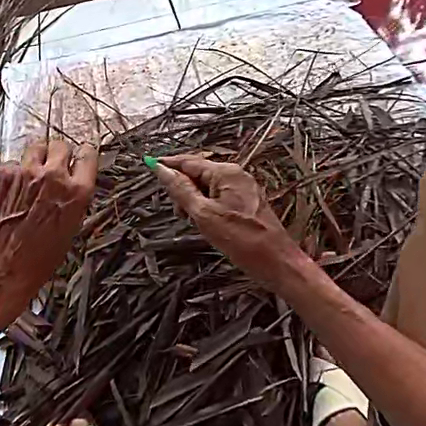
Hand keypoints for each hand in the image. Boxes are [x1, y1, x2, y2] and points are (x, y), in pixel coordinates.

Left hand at [0, 139, 97, 313]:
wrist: (3, 266)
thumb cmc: (37, 257)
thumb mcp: (71, 227)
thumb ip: (73, 198)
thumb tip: (71, 185)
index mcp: (77, 192)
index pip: (88, 155)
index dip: (83, 155)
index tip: (80, 156)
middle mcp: (54, 177)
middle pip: (61, 145)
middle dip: (58, 154)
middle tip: (52, 166)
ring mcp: (26, 172)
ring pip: (36, 147)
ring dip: (36, 158)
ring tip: (31, 175)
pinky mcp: (3, 173)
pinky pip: (12, 162)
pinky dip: (13, 172)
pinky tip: (12, 190)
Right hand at [151, 155, 308, 286]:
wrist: (278, 263)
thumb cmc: (242, 241)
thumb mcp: (204, 215)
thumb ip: (181, 190)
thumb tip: (160, 169)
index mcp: (226, 173)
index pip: (189, 161)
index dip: (168, 164)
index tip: (148, 165)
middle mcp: (236, 175)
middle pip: (198, 173)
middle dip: (182, 188)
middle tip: (177, 212)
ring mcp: (243, 188)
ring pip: (207, 187)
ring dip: (193, 200)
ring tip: (191, 221)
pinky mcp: (247, 203)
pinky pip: (218, 197)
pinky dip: (206, 206)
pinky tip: (204, 223)